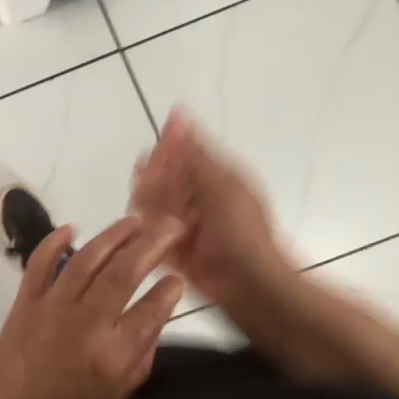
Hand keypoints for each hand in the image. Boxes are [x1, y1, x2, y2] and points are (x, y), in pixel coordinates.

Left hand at [0, 216, 185, 398]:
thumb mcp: (116, 397)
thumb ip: (141, 355)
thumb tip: (157, 313)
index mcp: (112, 355)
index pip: (151, 311)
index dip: (168, 290)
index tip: (178, 277)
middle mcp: (85, 324)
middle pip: (124, 273)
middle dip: (152, 244)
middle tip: (171, 226)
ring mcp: (51, 308)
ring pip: (86, 260)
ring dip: (113, 236)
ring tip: (135, 221)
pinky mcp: (25, 301)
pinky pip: (40, 263)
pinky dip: (53, 242)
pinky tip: (72, 229)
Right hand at [130, 109, 294, 310]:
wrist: (251, 286)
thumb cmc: (243, 234)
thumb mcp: (220, 185)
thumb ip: (193, 153)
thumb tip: (177, 112)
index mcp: (211, 174)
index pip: (175, 149)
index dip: (162, 155)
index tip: (158, 169)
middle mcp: (195, 194)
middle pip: (155, 178)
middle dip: (153, 189)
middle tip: (168, 207)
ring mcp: (182, 222)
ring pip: (147, 206)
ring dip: (152, 215)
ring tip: (172, 229)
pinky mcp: (172, 248)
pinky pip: (149, 234)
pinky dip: (150, 236)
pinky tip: (162, 242)